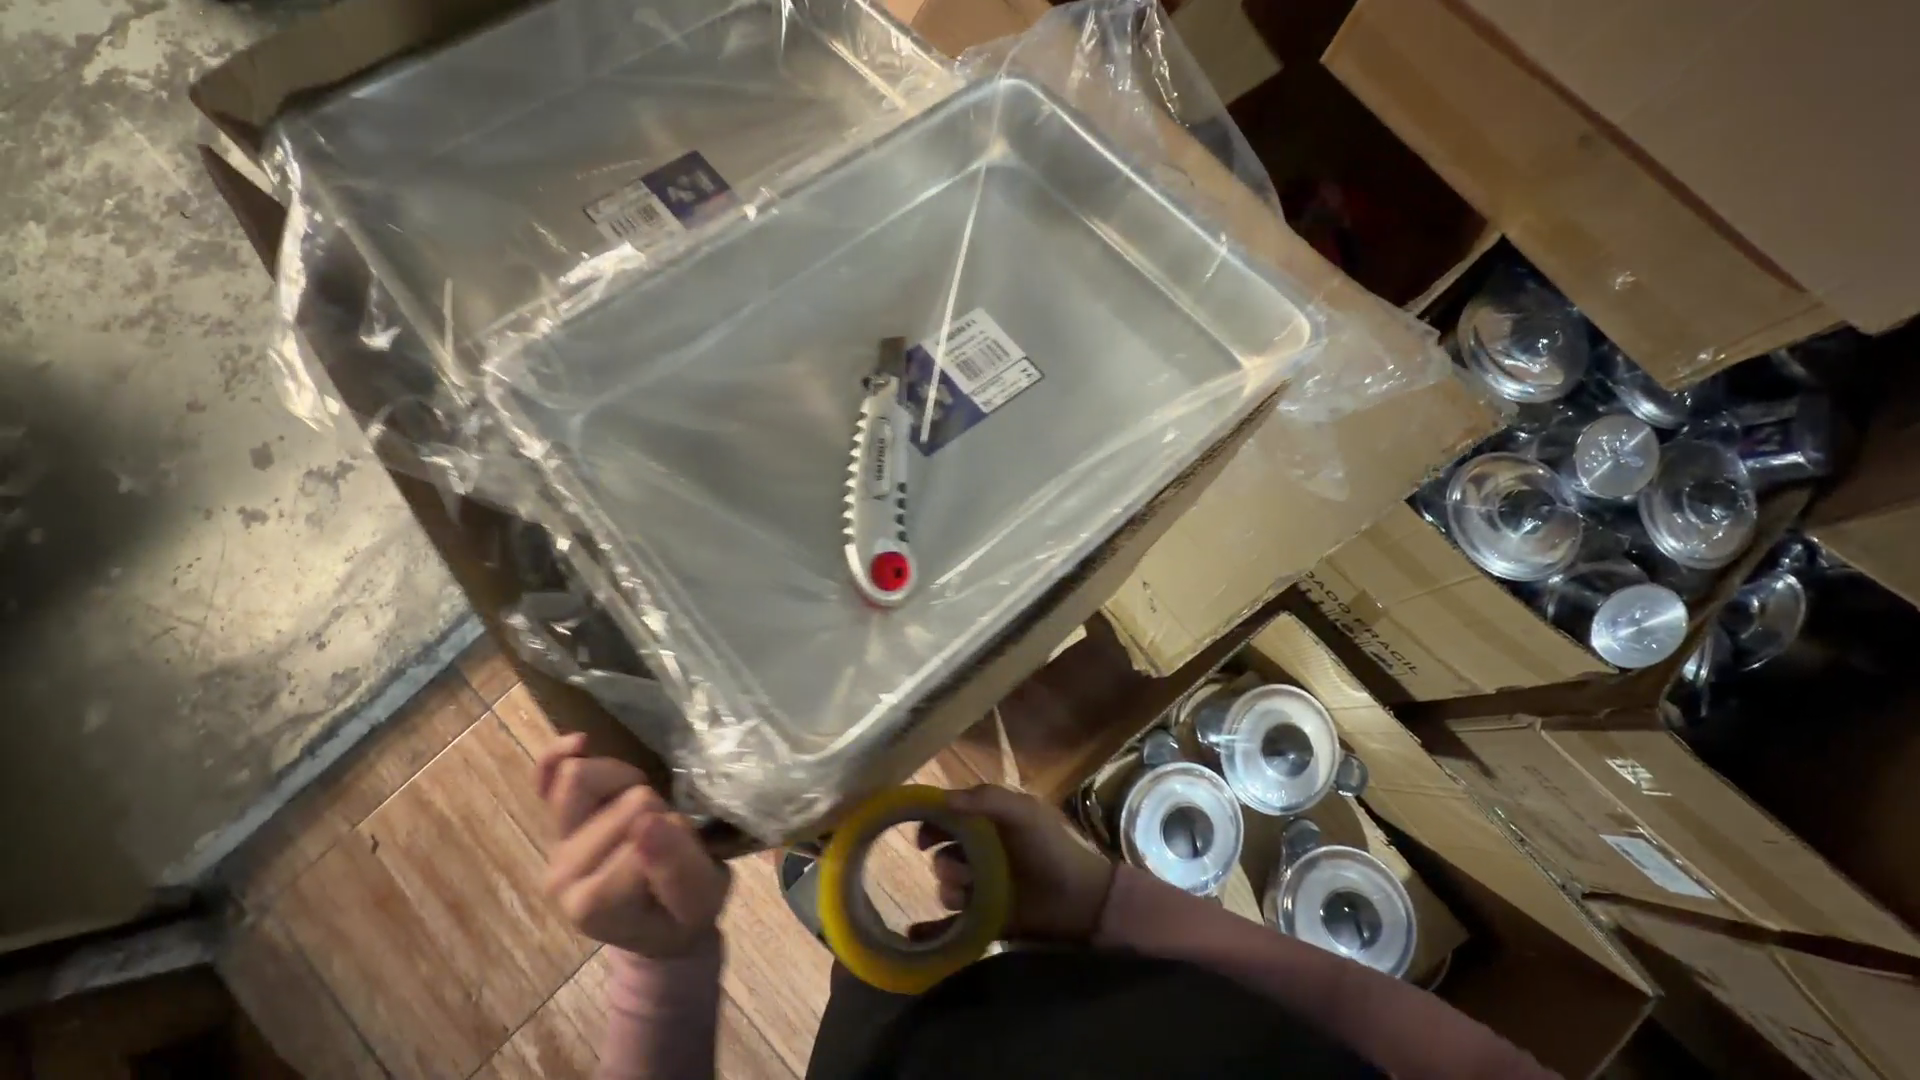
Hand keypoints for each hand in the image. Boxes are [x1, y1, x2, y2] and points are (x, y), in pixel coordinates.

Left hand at [535, 733, 729, 957]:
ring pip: (584, 779)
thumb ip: (680, 868)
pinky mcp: (554, 824)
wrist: (657, 925)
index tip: (688, 863)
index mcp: (594, 905)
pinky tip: (581, 742)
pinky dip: (556, 756)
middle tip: (670, 842)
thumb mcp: (702, 900)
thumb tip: (651, 820)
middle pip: (627, 803)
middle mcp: (562, 875)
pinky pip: (545, 778)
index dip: (677, 837)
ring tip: (646, 814)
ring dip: (629, 784)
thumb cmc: (682, 914)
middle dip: (659, 812)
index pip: (647, 831)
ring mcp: (554, 846)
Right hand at [917, 785, 1115, 943]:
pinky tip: (931, 924)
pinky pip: (952, 916)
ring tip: (968, 891)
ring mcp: (982, 884)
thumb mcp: (1025, 813)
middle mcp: (981, 850)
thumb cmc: (1053, 848)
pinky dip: (939, 919)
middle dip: (943, 859)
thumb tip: (944, 800)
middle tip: (959, 869)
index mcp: (988, 822)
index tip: (922, 837)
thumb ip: (987, 799)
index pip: (948, 816)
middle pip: (942, 851)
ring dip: (950, 885)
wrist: (1081, 899)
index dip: (931, 822)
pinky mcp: (985, 914)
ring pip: (946, 882)